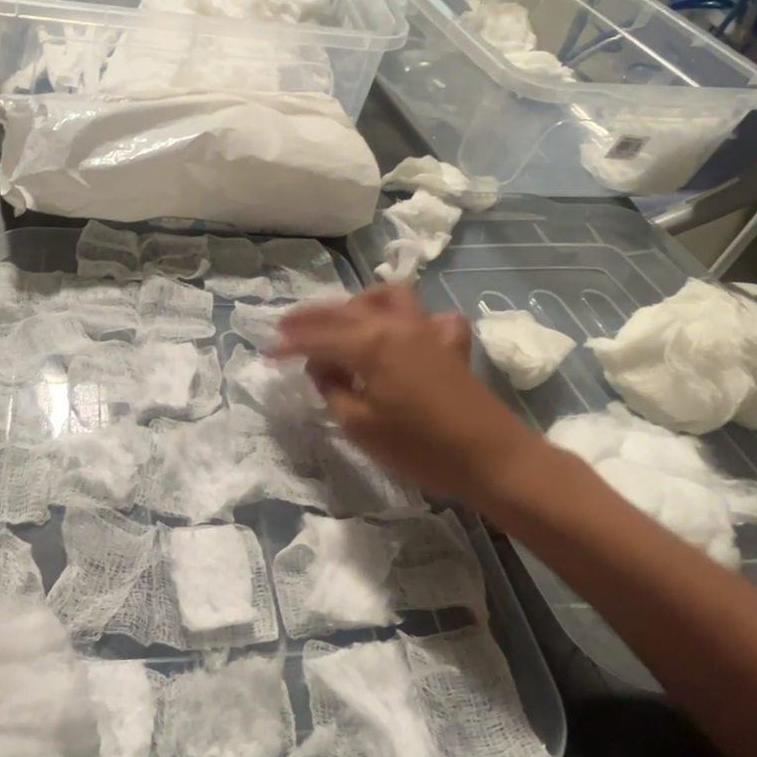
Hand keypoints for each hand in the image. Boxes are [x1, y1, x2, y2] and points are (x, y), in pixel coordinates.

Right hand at [270, 285, 544, 507]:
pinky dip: (405, 318)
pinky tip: (399, 333)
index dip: (288, 345)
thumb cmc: (418, 447)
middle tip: (285, 329)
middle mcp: (395, 324)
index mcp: (369, 343)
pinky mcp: (448, 343)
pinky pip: (424, 316)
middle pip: (344, 311)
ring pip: (384, 298)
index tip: (266, 353)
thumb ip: (332, 388)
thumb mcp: (359, 425)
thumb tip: (321, 366)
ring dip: (356, 304)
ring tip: (338, 321)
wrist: (490, 458)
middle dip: (311, 318)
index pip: (317, 337)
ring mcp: (426, 329)